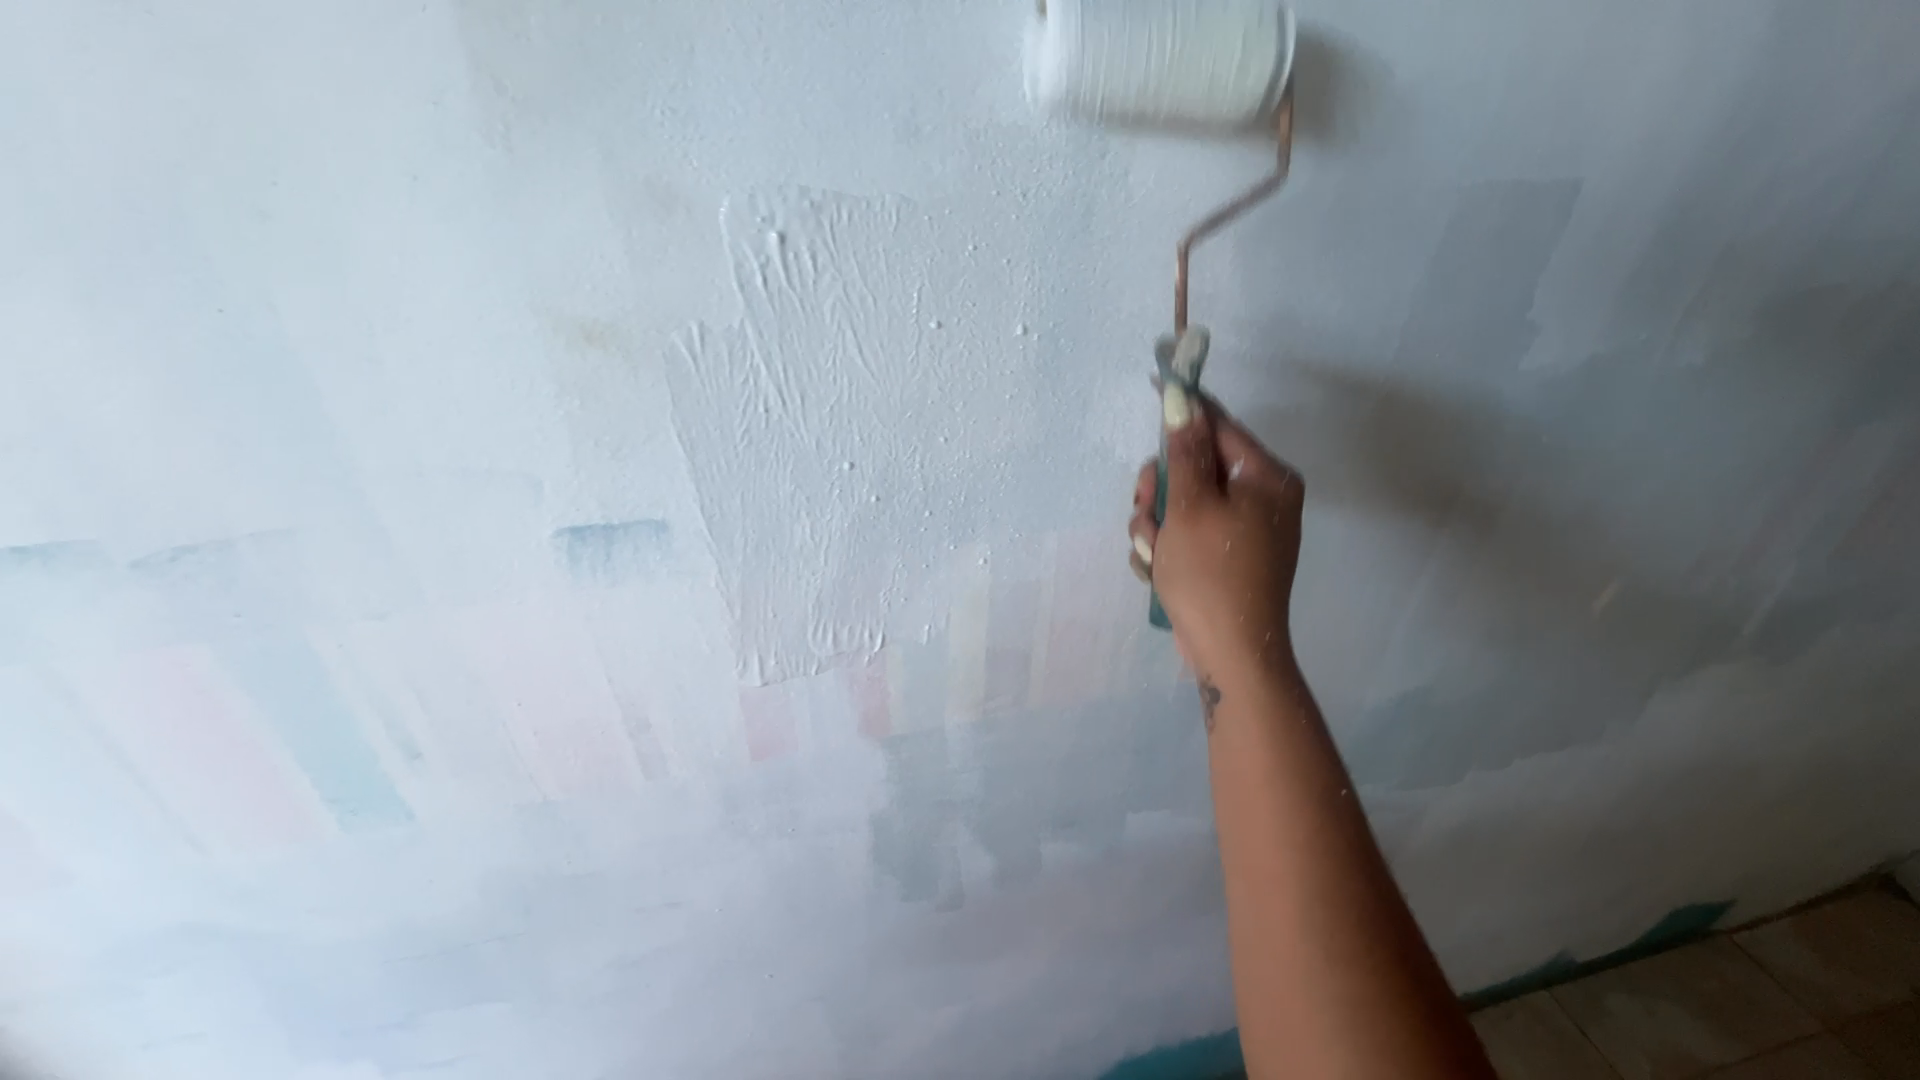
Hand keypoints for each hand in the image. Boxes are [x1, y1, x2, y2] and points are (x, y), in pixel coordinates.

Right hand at [1128, 383, 1303, 684]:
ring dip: (1155, 523)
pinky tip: (1159, 568)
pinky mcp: (1225, 556)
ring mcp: (1244, 529)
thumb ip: (1184, 450)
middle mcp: (1260, 497)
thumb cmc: (1211, 574)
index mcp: (1265, 477)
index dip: (1182, 410)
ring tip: (1153, 552)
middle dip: (1160, 489)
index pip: (1218, 425)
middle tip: (1146, 511)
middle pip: (1194, 466)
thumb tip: (1181, 396)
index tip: (1153, 385)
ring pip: (1181, 502)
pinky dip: (1166, 546)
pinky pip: (1186, 532)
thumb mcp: (1190, 506)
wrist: (1230, 652)